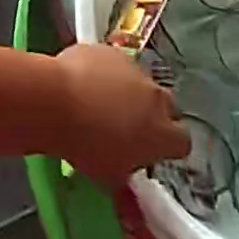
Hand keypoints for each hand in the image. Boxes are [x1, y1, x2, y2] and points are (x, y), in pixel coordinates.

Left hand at [52, 44, 189, 181]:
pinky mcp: (110, 49)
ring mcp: (133, 68)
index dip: (167, 145)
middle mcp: (155, 97)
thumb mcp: (110, 175)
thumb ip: (128, 179)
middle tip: (128, 122)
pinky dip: (105, 69)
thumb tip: (128, 188)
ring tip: (101, 98)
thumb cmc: (85, 145)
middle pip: (165, 105)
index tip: (151, 148)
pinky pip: (114, 61)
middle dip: (151, 112)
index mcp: (163, 133)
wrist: (56, 100)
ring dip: (128, 88)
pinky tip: (85, 77)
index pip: (182, 141)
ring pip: (139, 80)